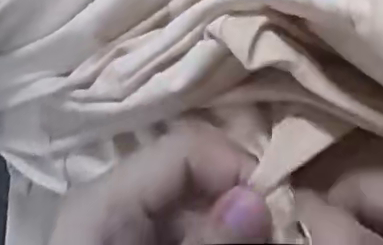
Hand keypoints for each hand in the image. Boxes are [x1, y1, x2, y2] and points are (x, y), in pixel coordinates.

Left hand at [49, 122, 274, 244]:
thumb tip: (258, 200)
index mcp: (105, 199)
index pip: (185, 148)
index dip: (235, 168)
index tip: (278, 213)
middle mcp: (112, 201)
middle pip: (191, 178)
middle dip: (238, 208)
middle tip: (275, 241)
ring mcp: (121, 229)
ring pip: (192, 211)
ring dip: (230, 232)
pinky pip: (181, 235)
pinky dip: (209, 244)